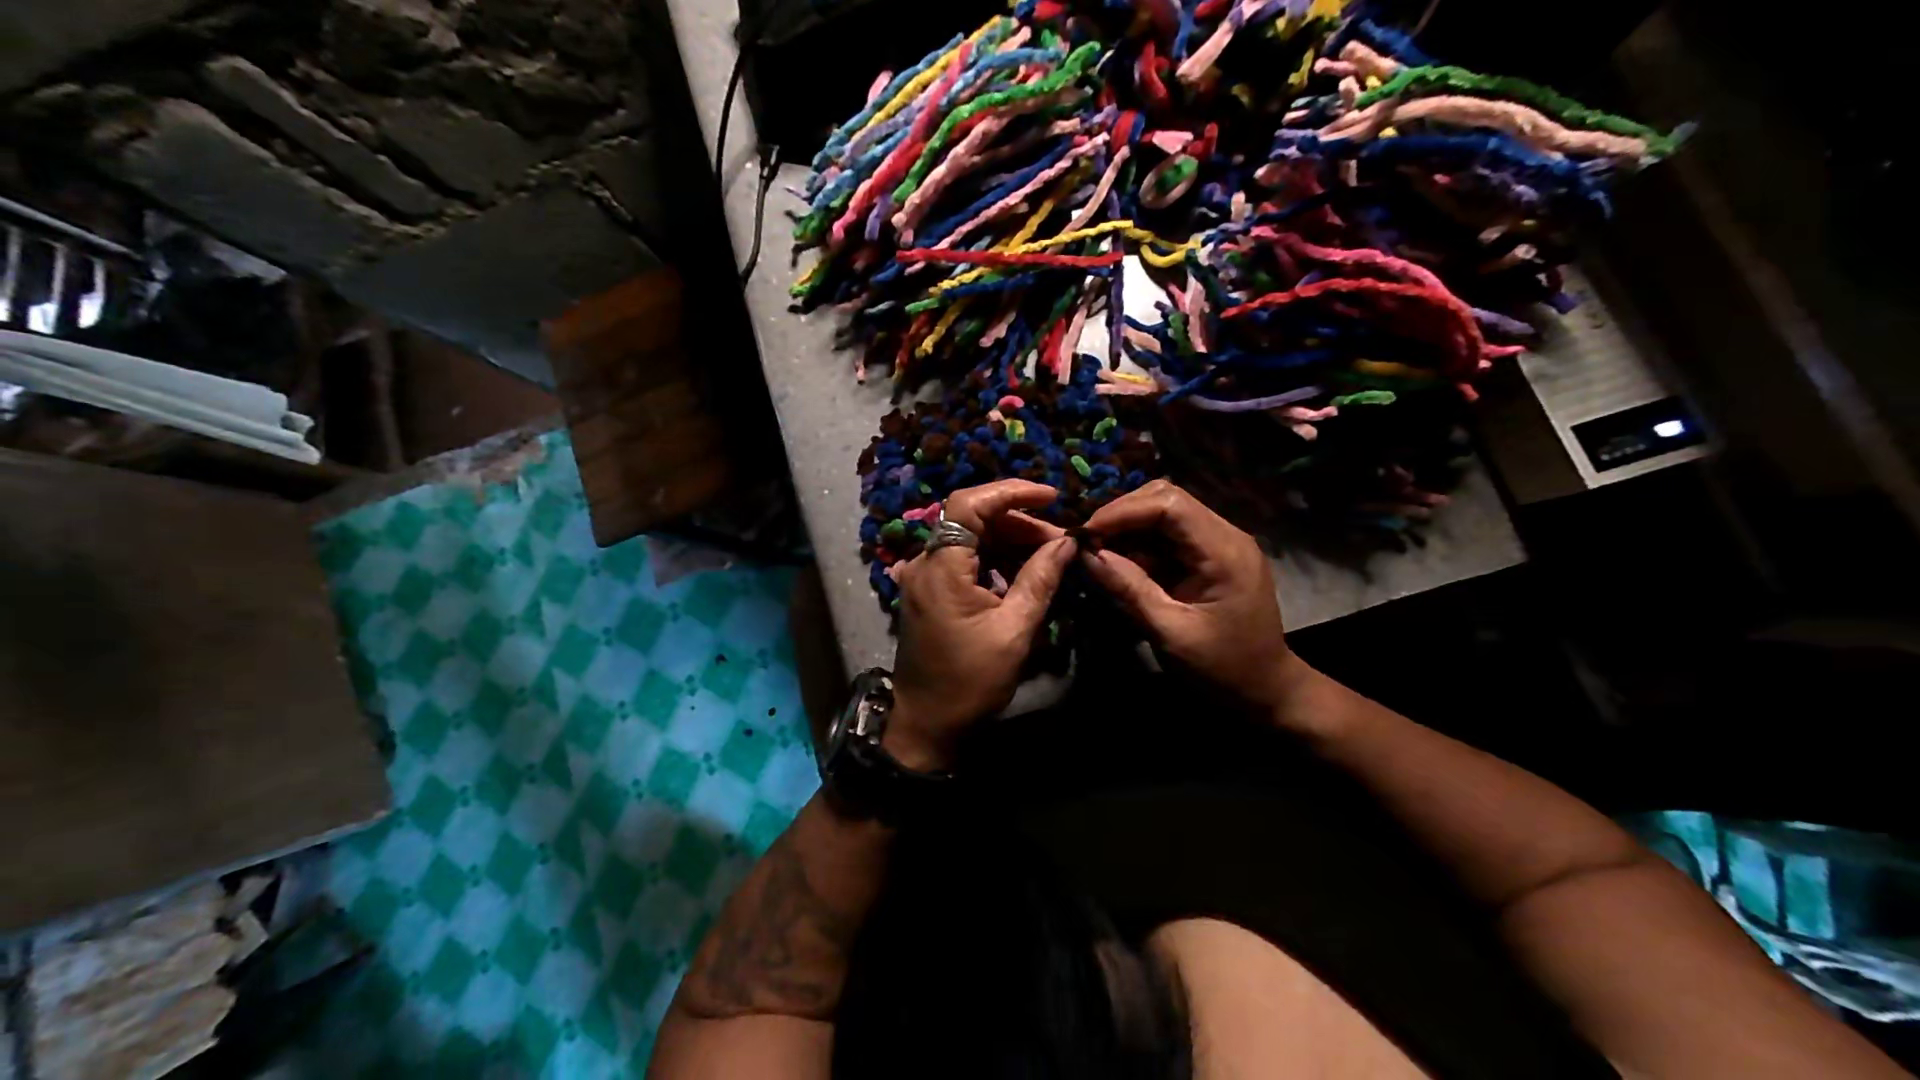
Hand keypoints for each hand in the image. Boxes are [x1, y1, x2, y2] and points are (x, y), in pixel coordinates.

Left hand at [888, 480, 1076, 770]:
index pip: (970, 504)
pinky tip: (1021, 572)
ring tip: (1049, 556)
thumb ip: (1040, 579)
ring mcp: (922, 578)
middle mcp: (924, 564)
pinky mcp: (927, 593)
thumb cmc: (970, 681)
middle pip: (972, 520)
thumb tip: (1068, 542)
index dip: (1011, 492)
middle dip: (1019, 522)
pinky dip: (992, 559)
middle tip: (1060, 541)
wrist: (927, 724)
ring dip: (1008, 541)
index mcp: (941, 567)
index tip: (1051, 498)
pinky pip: (961, 561)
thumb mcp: (1014, 630)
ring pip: (968, 539)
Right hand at [1079, 479, 1305, 713]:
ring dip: (1129, 527)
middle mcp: (1226, 536)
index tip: (1087, 534)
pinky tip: (1119, 562)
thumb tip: (1086, 555)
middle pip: (1167, 499)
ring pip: (1166, 513)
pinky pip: (1170, 535)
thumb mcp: (1170, 633)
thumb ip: (1130, 590)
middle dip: (1122, 514)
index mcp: (1224, 551)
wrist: (1266, 690)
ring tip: (1097, 551)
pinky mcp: (1211, 556)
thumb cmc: (1222, 667)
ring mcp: (1220, 544)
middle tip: (1088, 542)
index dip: (1122, 511)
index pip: (1169, 504)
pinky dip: (1141, 543)